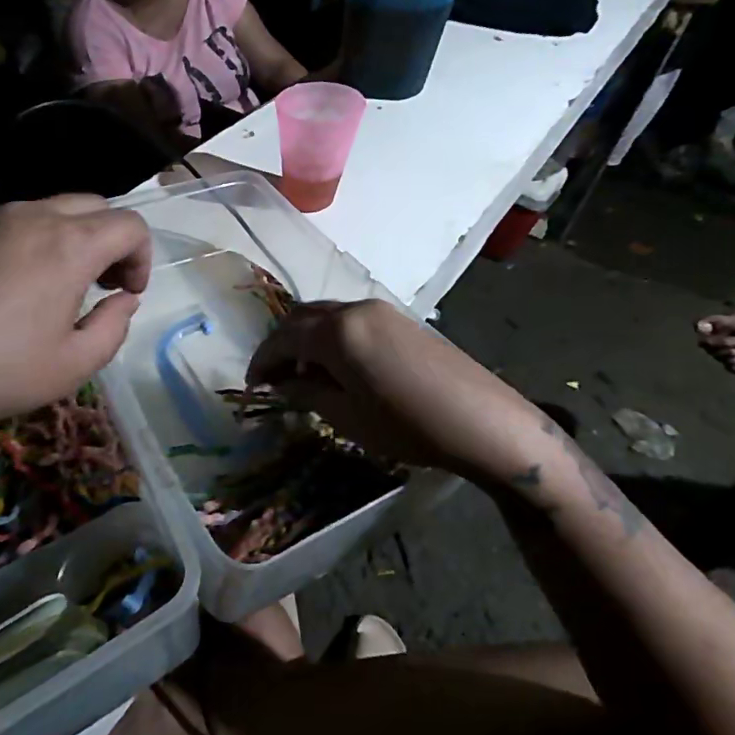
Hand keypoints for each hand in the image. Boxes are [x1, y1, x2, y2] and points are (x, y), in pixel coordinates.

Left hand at [0, 196, 151, 489]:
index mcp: (68, 245)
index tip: (127, 292)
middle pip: (92, 205)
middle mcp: (30, 216)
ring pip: (47, 210)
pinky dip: (27, 242)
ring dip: (69, 239)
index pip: (129, 224)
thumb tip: (122, 300)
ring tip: (54, 287)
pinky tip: (5, 287)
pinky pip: (6, 223)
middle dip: (110, 240)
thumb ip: (114, 327)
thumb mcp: (72, 366)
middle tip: (100, 285)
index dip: (141, 257)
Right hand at [245, 300, 541, 479]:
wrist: (482, 421)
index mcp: (336, 332)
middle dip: (280, 344)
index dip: (261, 361)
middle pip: (301, 317)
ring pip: (326, 316)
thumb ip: (306, 393)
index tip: (252, 385)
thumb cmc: (407, 426)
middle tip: (272, 378)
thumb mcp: (346, 416)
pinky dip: (331, 337)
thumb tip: (280, 384)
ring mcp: (380, 310)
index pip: (282, 338)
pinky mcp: (399, 319)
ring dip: (305, 339)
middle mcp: (354, 309)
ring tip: (302, 374)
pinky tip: (336, 366)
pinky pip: (350, 320)